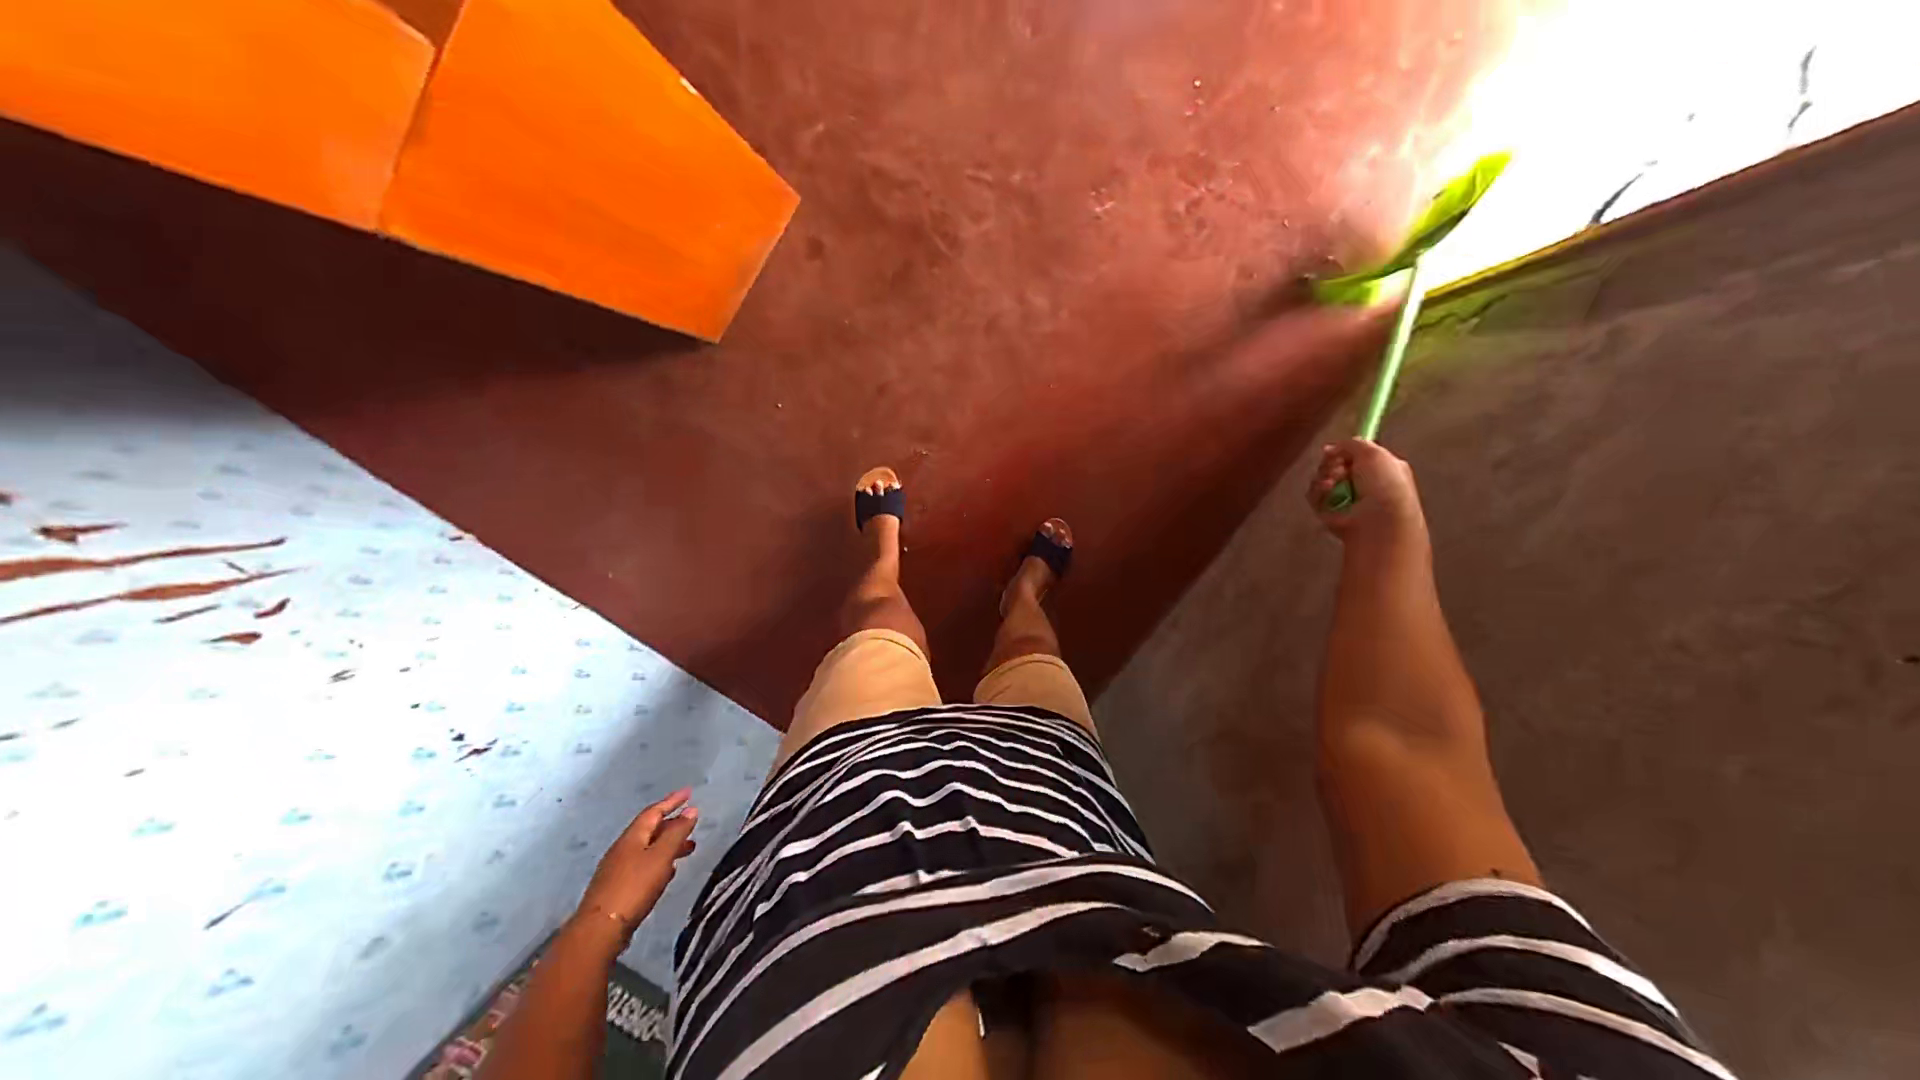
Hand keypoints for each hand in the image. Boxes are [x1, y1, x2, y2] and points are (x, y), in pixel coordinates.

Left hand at [573, 789, 699, 943]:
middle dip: (672, 824)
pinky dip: (659, 861)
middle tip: (692, 822)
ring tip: (689, 849)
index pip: (654, 812)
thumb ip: (677, 833)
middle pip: (650, 829)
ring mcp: (618, 868)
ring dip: (668, 845)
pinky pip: (643, 865)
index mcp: (632, 837)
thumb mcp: (661, 856)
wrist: (600, 930)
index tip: (689, 792)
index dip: (672, 801)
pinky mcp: (618, 888)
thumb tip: (691, 809)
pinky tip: (668, 871)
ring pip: (648, 848)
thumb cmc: (634, 887)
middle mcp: (623, 848)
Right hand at [1307, 438, 1425, 542]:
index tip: (1336, 451)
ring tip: (1332, 482)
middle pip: (1335, 465)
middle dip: (1331, 463)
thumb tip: (1330, 449)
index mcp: (1381, 468)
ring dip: (1324, 476)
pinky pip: (1315, 495)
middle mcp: (1363, 483)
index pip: (1356, 455)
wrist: (1378, 520)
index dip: (1345, 451)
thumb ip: (1351, 443)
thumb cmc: (1384, 484)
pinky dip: (1317, 491)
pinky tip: (1326, 491)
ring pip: (1322, 478)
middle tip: (1337, 469)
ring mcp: (1345, 498)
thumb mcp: (1374, 453)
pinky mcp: (1329, 512)